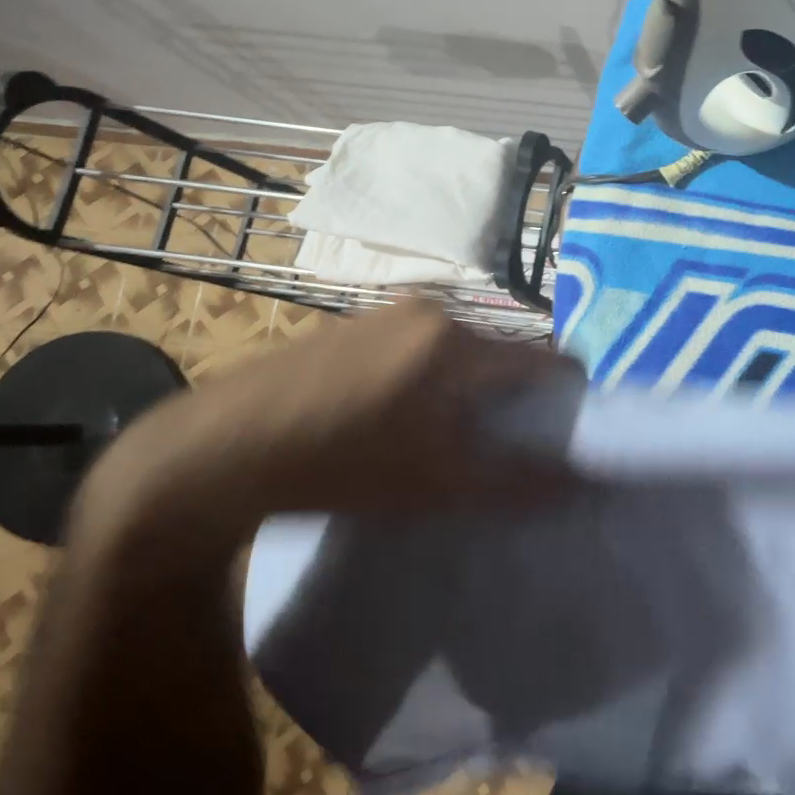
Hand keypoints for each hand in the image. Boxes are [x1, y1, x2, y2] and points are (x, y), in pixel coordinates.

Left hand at [72, 303, 584, 545]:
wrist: (211, 453)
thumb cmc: (341, 465)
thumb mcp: (439, 484)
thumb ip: (520, 482)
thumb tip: (584, 481)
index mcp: (461, 340)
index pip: (549, 361)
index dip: (566, 400)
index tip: (562, 438)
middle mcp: (433, 310)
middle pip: (506, 354)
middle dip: (515, 398)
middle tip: (502, 447)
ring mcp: (388, 311)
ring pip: (463, 351)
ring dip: (472, 390)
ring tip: (449, 439)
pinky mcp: (355, 323)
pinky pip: (423, 347)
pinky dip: (433, 380)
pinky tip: (400, 420)